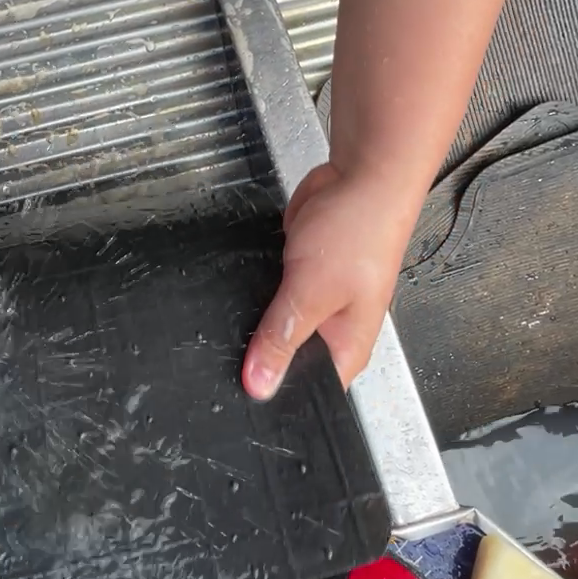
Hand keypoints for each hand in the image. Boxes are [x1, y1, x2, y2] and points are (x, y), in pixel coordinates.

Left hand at [242, 162, 423, 398]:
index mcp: (346, 347)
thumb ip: (282, 336)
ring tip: (219, 328)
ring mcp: (313, 298)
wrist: (359, 177)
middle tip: (218, 363)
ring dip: (252, 321)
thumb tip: (259, 385)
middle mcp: (331, 328)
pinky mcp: (296, 271)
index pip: (310, 391)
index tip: (241, 401)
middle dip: (258, 357)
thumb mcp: (313, 292)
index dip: (276, 397)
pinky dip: (252, 290)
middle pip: (286, 358)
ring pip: (273, 323)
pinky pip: (267, 292)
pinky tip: (228, 294)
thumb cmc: (357, 232)